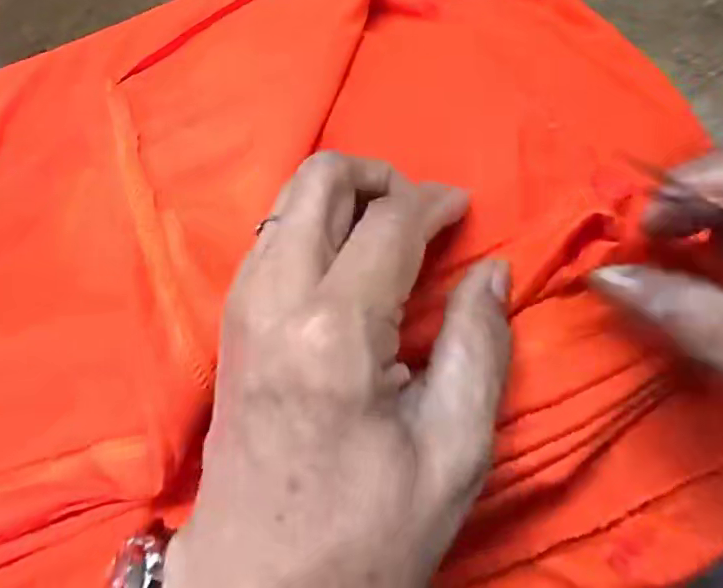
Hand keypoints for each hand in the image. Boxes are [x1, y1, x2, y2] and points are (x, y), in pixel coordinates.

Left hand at [166, 153, 512, 587]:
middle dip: (380, 175)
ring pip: (292, 195)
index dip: (434, 201)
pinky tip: (351, 261)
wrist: (257, 586)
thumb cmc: (363, 531)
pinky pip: (276, 230)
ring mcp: (243, 299)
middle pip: (322, 177)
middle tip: (420, 211)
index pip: (389, 220)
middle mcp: (276, 294)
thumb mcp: (450, 451)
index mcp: (334, 329)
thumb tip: (491, 271)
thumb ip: (479, 345)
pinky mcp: (232, 313)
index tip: (462, 208)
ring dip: (348, 195)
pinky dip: (319, 221)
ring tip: (391, 233)